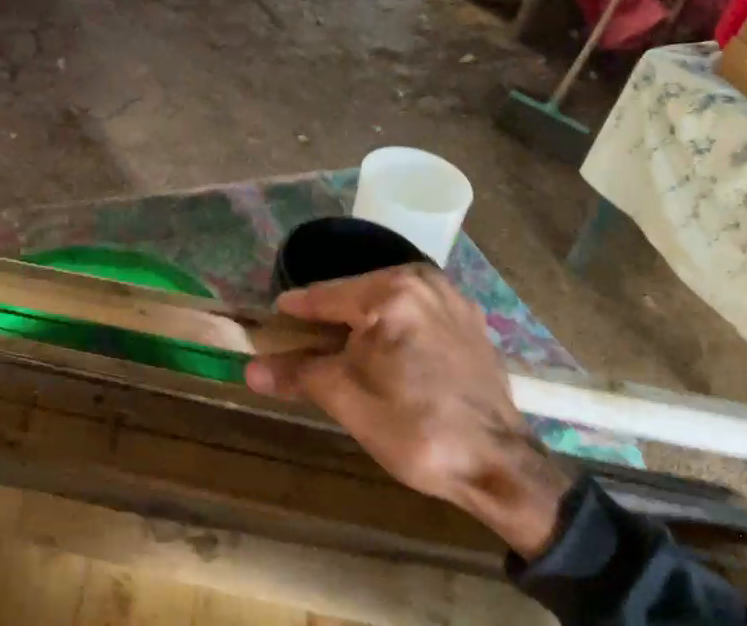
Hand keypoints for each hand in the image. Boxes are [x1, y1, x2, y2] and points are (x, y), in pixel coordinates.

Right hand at [246, 266, 571, 557]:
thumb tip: (250, 369)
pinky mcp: (470, 322)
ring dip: (361, 324)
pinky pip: (416, 315)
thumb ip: (296, 373)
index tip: (267, 325)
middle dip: (328, 321)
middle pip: (355, 295)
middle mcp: (424, 281)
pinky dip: (394, 330)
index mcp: (391, 291)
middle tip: (302, 349)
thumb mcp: (345, 398)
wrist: (496, 465)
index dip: (292, 313)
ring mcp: (453, 299)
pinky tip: (386, 358)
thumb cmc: (413, 427)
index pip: (323, 295)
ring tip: (340, 356)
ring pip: (388, 303)